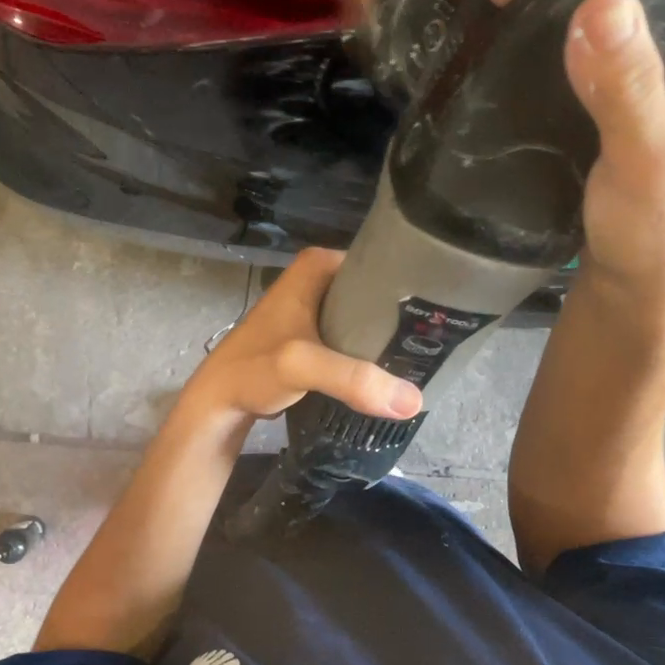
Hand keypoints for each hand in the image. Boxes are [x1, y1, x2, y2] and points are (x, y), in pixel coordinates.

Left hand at [185, 249, 423, 421]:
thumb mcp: (303, 366)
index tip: (445, 309)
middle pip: (378, 291)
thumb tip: (413, 401)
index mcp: (317, 266)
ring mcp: (318, 308)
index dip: (412, 285)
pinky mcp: (317, 337)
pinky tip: (396, 370)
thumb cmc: (253, 371)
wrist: (220, 403)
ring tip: (429, 354)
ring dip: (391, 337)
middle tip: (442, 339)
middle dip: (405, 316)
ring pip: (369, 317)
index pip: (380, 262)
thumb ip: (353, 379)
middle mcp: (319, 279)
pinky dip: (373, 353)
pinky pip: (357, 337)